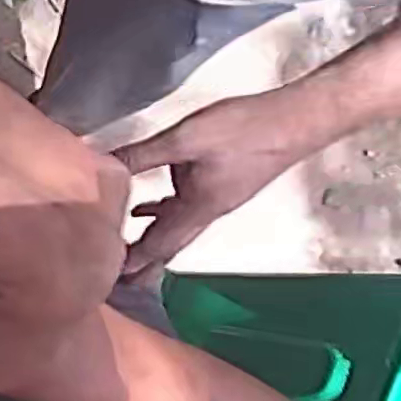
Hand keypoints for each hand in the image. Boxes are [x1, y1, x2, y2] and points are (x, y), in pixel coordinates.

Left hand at [115, 91, 323, 275]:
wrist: (300, 117)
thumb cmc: (245, 129)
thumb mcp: (183, 140)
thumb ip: (141, 155)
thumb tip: (99, 166)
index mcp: (197, 208)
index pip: (158, 243)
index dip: (133, 261)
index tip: (107, 280)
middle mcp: (205, 212)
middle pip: (167, 246)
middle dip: (140, 265)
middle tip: (111, 283)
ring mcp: (212, 200)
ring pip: (172, 230)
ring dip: (147, 244)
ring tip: (120, 256)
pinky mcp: (216, 185)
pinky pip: (179, 209)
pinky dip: (156, 215)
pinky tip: (139, 211)